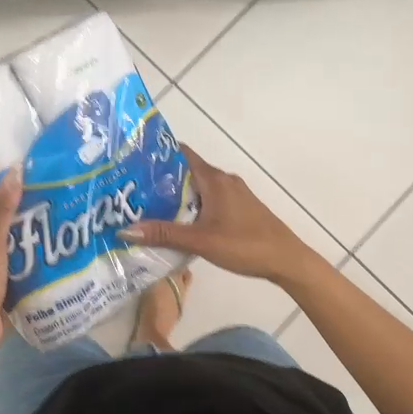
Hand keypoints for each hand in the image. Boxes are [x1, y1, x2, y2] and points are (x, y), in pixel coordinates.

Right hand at [122, 146, 322, 284]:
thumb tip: (125, 230)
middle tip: (132, 192)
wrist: (287, 260)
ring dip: (176, 197)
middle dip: (161, 181)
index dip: (157, 155)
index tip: (132, 163)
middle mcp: (223, 180)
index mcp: (214, 179)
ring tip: (148, 209)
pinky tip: (178, 224)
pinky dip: (192, 207)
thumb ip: (163, 234)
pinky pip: (208, 201)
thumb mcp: (200, 240)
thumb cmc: (244, 244)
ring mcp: (234, 194)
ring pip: (198, 189)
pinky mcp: (239, 209)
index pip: (181, 154)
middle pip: (187, 172)